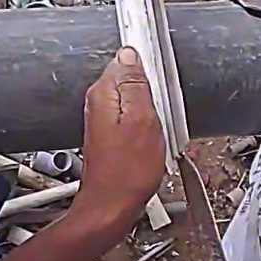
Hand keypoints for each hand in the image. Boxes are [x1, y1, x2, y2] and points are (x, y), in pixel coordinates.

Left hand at [69, 47, 166, 234]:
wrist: (111, 206)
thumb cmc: (127, 172)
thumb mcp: (143, 121)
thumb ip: (137, 84)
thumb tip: (131, 54)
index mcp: (104, 94)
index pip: (126, 58)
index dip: (150, 66)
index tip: (161, 82)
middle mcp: (99, 103)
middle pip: (132, 78)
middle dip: (153, 93)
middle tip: (161, 114)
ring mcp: (104, 118)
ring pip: (136, 99)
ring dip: (152, 111)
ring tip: (156, 131)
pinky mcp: (111, 132)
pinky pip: (134, 117)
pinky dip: (147, 125)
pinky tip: (150, 141)